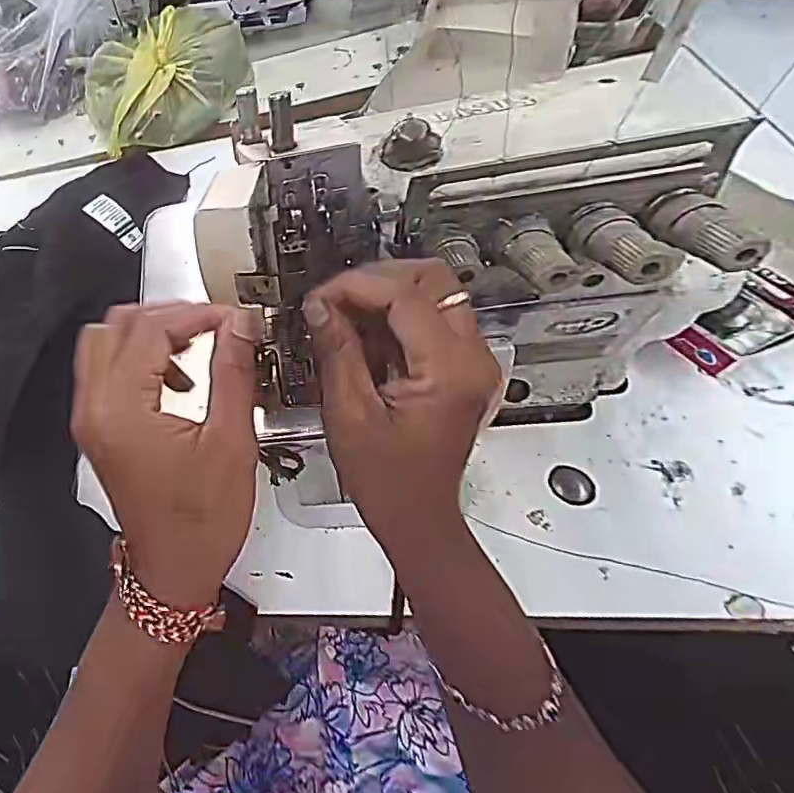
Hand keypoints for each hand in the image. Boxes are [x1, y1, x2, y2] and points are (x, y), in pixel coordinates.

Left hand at [72, 301, 260, 609]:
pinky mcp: (99, 428)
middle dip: (170, 315)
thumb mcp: (231, 441)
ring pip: (107, 341)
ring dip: (152, 333)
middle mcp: (96, 410)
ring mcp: (92, 419)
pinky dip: (141, 357)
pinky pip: (109, 369)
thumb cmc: (200, 522)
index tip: (230, 318)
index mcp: (123, 410)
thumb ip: (233, 372)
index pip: (151, 329)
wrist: (174, 569)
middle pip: (118, 324)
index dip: (197, 314)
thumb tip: (239, 327)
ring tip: (197, 345)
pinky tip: (179, 377)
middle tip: (213, 322)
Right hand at [304, 261, 502, 549]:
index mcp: (449, 371)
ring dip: (386, 297)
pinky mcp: (461, 367)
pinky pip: (431, 319)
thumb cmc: (390, 481)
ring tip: (345, 321)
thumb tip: (321, 307)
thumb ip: (337, 351)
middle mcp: (472, 360)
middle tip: (335, 301)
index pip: (405, 295)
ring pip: (434, 293)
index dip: (355, 287)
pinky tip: (364, 339)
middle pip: (432, 279)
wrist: (416, 513)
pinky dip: (395, 318)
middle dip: (377, 281)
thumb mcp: (349, 414)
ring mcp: (471, 362)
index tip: (322, 297)